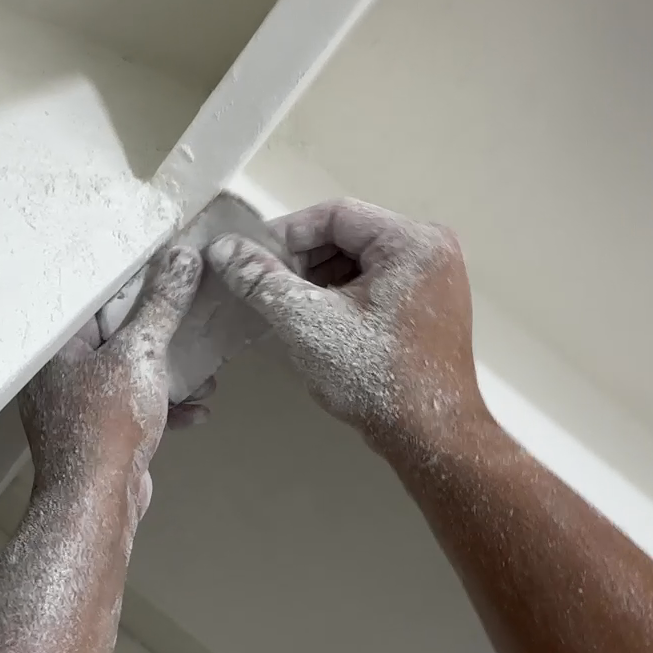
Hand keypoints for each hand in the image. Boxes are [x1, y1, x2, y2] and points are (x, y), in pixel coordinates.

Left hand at [21, 245, 201, 518]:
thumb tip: (183, 258)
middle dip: (165, 338)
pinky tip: (198, 411)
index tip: (175, 275)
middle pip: (120, 339)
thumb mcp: (139, 353)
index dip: (138, 285)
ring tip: (207, 376)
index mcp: (59, 345)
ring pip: (133, 377)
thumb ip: (162, 305)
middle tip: (198, 327)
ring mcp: (81, 408)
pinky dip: (166, 408)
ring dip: (173, 377)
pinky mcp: (101, 436)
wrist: (97, 502)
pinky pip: (136, 409)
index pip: (98, 301)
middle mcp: (62, 374)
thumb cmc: (108, 421)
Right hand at [204, 199, 491, 462]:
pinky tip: (307, 322)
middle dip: (298, 260)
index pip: (333, 215)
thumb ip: (261, 279)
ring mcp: (430, 279)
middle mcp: (428, 249)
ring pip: (353, 262)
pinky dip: (334, 297)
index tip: (247, 261)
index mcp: (411, 241)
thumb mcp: (305, 322)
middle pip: (344, 236)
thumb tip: (222, 248)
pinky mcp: (423, 306)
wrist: (429, 437)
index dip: (284, 233)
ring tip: (279, 308)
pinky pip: (368, 285)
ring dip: (312, 281)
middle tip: (260, 288)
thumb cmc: (372, 376)